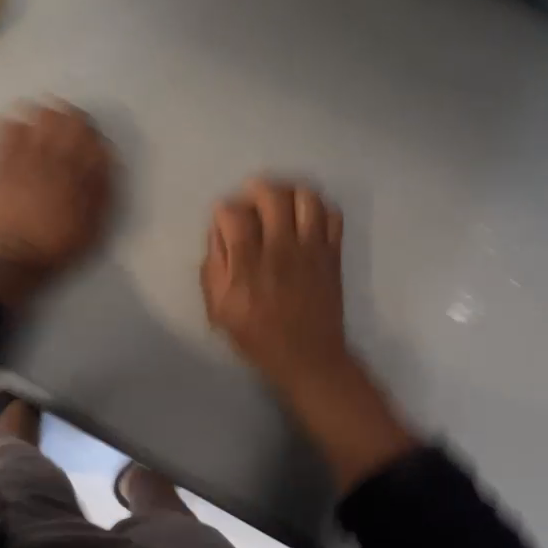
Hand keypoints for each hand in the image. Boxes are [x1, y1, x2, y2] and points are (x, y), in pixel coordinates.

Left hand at [0, 101, 114, 310]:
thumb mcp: (94, 224)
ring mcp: (21, 157)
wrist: (12, 260)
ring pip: (33, 115)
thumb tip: (106, 154)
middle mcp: (50, 157)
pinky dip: (9, 124)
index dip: (89, 129)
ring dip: (39, 117)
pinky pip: (1, 128)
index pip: (89, 131)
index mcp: (77, 172)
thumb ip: (102, 187)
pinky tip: (12, 132)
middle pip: (63, 115)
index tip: (87, 136)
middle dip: (66, 117)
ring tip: (38, 129)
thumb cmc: (57, 246)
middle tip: (64, 128)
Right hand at [202, 179, 350, 392]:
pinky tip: (305, 216)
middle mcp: (281, 250)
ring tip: (279, 202)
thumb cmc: (258, 336)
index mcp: (248, 266)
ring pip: (305, 197)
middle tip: (249, 199)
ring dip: (289, 192)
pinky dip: (318, 207)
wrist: (308, 358)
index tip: (223, 218)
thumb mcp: (219, 309)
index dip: (224, 209)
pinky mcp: (332, 254)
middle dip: (255, 189)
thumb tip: (218, 232)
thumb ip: (214, 267)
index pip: (234, 214)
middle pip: (272, 196)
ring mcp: (311, 250)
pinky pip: (332, 214)